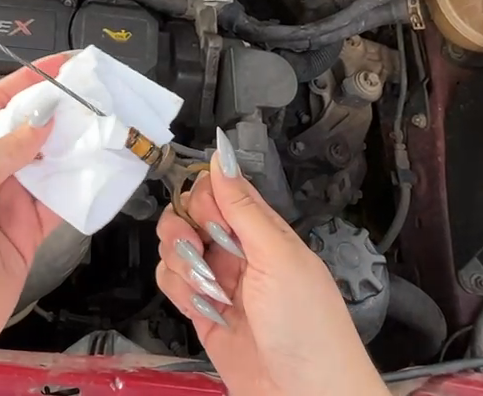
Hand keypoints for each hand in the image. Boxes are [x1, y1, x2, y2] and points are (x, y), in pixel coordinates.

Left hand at [0, 55, 69, 394]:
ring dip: (74, 148)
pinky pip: (58, 202)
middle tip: (94, 96)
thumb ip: (8, 148)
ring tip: (104, 129)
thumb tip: (41, 120)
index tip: (63, 64)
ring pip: (48, 163)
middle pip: (28, 129)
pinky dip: (78, 189)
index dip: (30, 79)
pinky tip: (98, 174)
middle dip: (59, 112)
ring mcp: (8, 201)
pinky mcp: (26, 232)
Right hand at [156, 130, 391, 395]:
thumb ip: (243, 205)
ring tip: (206, 289)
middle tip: (203, 253)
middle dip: (184, 229)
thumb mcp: (278, 257)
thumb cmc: (311, 330)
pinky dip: (177, 289)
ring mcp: (219, 282)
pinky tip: (201, 306)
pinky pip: (171, 282)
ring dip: (181, 262)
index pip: (216, 189)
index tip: (212, 222)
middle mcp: (238, 251)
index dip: (205, 200)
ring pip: (175, 246)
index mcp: (261, 230)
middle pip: (188, 214)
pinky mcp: (203, 312)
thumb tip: (222, 152)